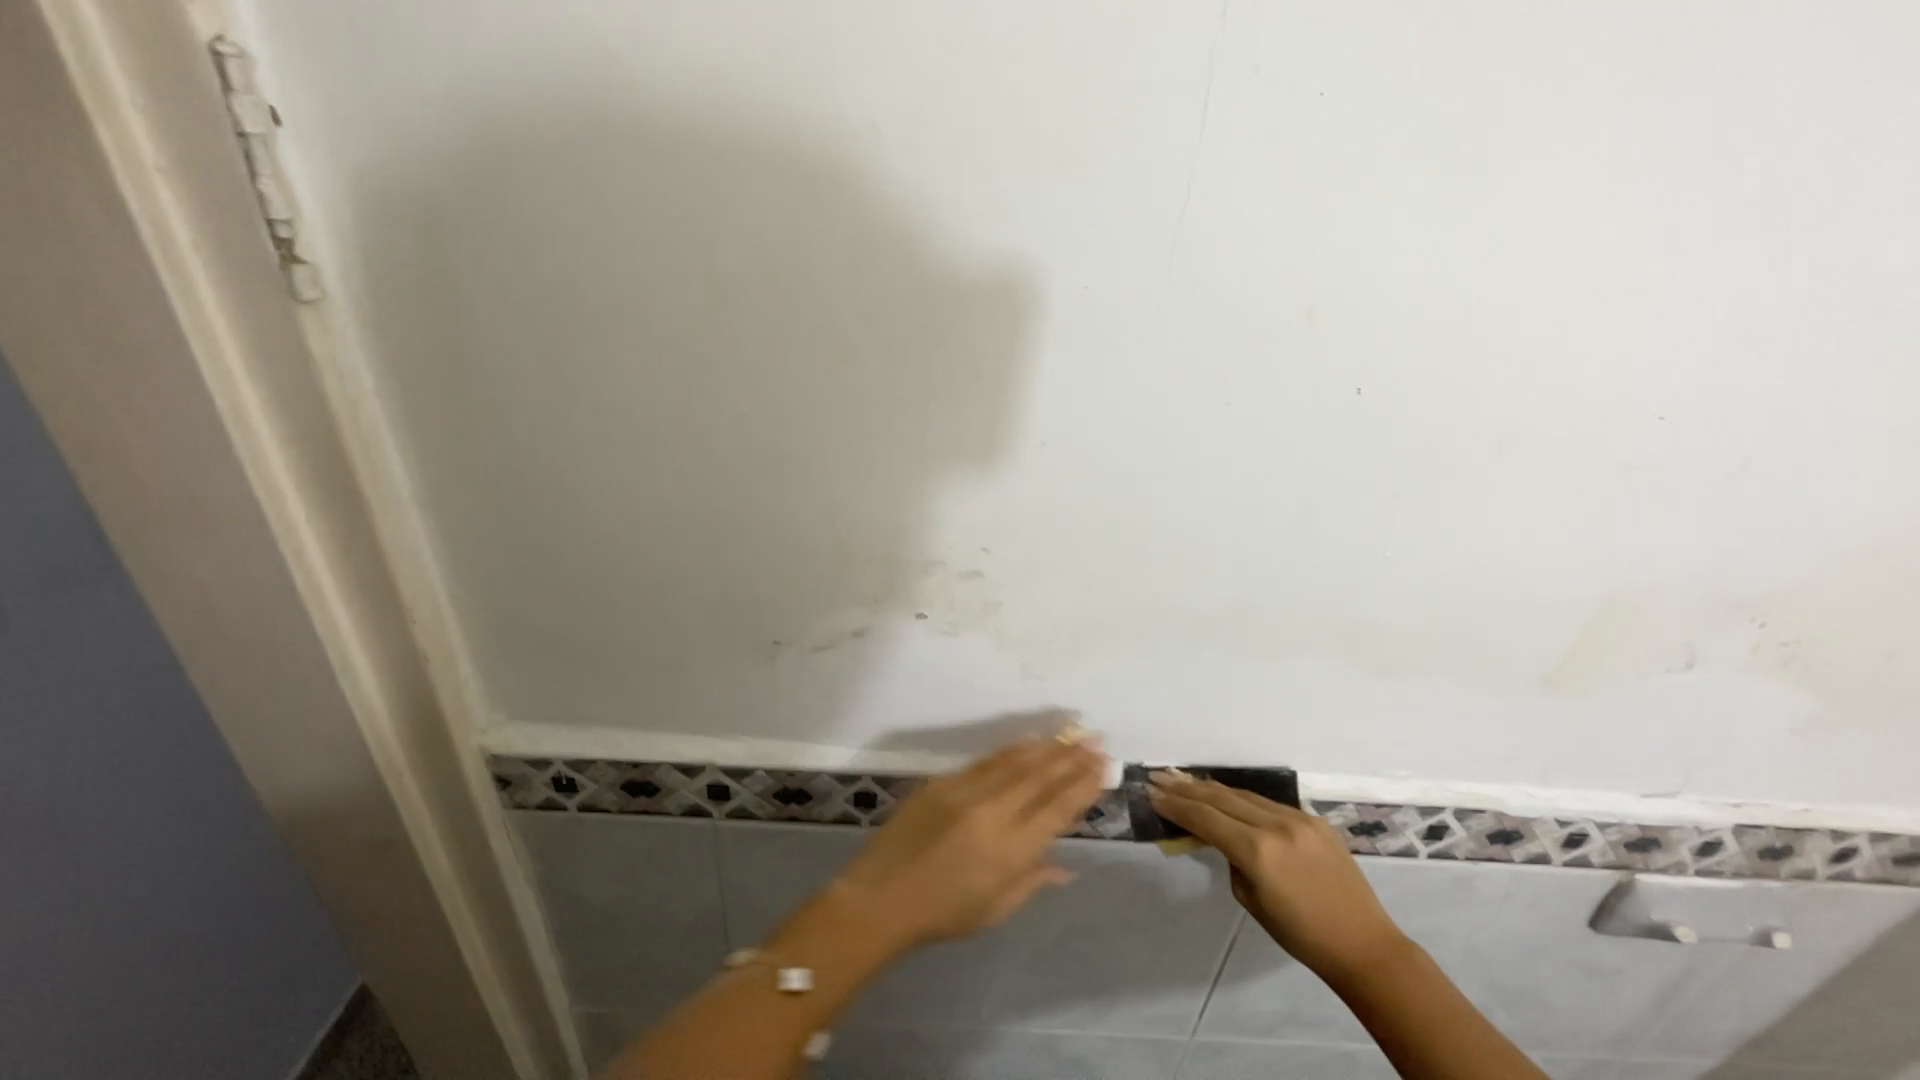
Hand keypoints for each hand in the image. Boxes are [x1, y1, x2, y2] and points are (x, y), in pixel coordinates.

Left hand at [831, 734, 1107, 947]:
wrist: (880, 898)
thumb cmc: (942, 914)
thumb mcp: (995, 909)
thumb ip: (1032, 881)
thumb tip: (1066, 867)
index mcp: (1011, 849)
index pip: (1057, 808)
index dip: (1083, 785)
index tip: (1104, 766)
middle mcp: (993, 813)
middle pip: (1041, 777)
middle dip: (1072, 757)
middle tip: (1097, 739)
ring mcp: (964, 793)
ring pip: (1015, 762)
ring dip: (1046, 747)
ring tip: (1070, 734)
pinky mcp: (941, 783)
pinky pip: (985, 762)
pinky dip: (1011, 751)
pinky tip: (1028, 743)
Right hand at [1148, 771, 1411, 983]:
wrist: (1361, 942)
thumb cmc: (1300, 934)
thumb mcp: (1250, 899)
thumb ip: (1231, 861)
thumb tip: (1222, 838)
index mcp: (1257, 851)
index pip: (1205, 818)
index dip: (1175, 806)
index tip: (1152, 794)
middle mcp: (1277, 825)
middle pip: (1221, 798)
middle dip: (1187, 788)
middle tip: (1159, 777)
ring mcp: (1299, 819)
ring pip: (1245, 795)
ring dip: (1212, 788)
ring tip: (1184, 780)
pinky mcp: (1314, 820)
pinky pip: (1269, 804)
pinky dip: (1242, 799)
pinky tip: (1226, 796)